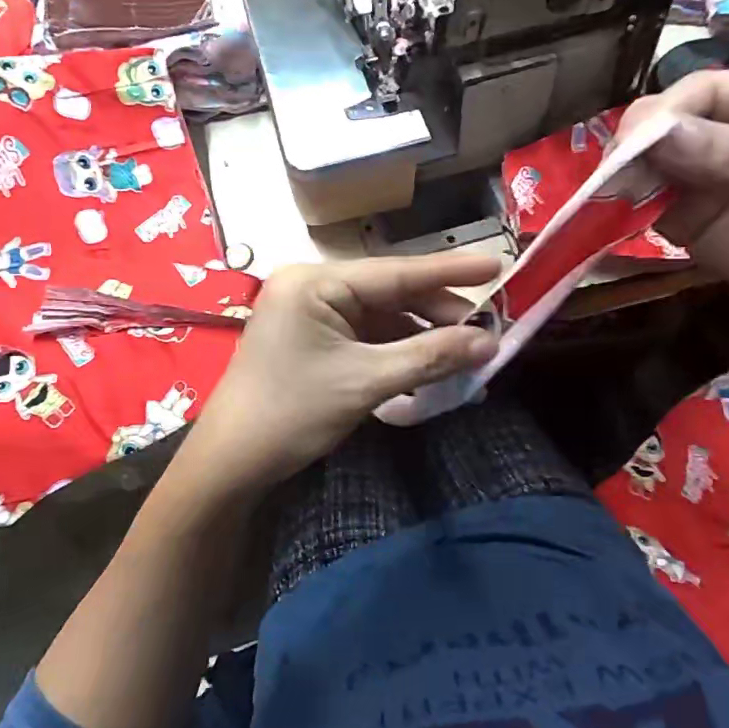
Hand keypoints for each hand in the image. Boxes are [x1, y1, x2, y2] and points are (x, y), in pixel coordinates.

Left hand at [177, 254, 500, 494]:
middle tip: (488, 334)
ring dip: (422, 338)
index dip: (450, 272)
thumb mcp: (366, 382)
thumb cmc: (292, 414)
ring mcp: (311, 312)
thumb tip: (490, 343)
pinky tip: (430, 369)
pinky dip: (398, 352)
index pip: (396, 272)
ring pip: (382, 317)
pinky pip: (367, 337)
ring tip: (467, 356)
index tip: (497, 267)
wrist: (232, 461)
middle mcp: (312, 286)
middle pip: (391, 294)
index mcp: (315, 282)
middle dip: (439, 315)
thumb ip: (430, 357)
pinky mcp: (313, 338)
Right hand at [633, 71, 728, 357]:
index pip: (704, 94)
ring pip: (651, 169)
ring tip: (599, 209)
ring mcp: (715, 183)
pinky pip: (652, 212)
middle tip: (607, 188)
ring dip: (621, 186)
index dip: (660, 119)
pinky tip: (607, 226)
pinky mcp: (700, 226)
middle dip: (633, 152)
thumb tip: (656, 135)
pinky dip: (625, 217)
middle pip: (667, 127)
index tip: (625, 156)